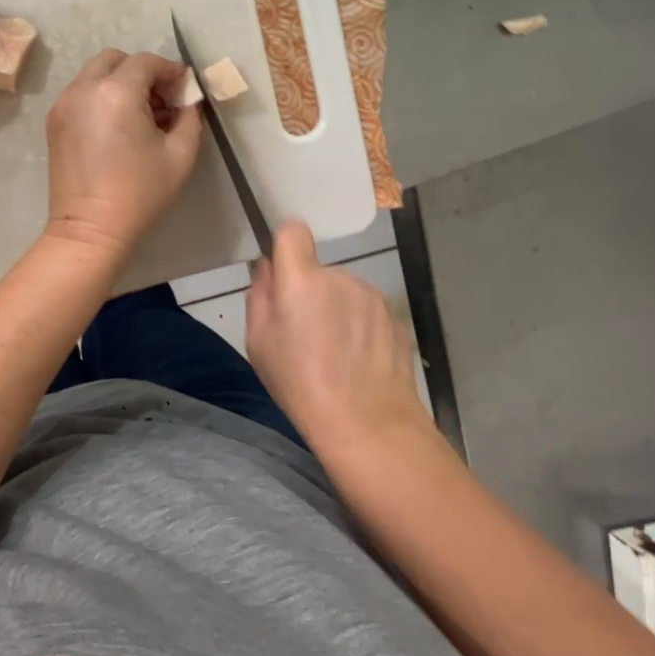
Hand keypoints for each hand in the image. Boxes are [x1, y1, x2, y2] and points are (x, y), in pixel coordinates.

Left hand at [44, 49, 202, 255]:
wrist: (90, 228)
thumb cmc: (139, 193)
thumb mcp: (181, 154)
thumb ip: (189, 116)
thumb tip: (187, 100)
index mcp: (116, 92)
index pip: (146, 62)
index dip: (170, 71)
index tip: (184, 91)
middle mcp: (84, 89)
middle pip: (115, 59)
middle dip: (141, 72)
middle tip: (160, 100)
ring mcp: (63, 105)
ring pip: (93, 74)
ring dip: (119, 83)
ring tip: (139, 115)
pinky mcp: (53, 123)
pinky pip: (80, 94)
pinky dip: (99, 97)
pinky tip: (116, 127)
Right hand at [247, 221, 431, 455]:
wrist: (368, 423)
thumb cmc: (300, 384)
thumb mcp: (258, 344)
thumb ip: (260, 298)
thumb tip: (269, 271)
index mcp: (302, 281)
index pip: (293, 232)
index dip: (284, 247)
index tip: (280, 275)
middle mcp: (340, 278)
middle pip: (317, 271)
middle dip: (307, 292)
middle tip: (301, 335)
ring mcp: (372, 297)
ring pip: (342, 292)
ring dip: (334, 310)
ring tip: (331, 354)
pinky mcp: (395, 317)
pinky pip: (364, 312)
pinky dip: (357, 328)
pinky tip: (356, 362)